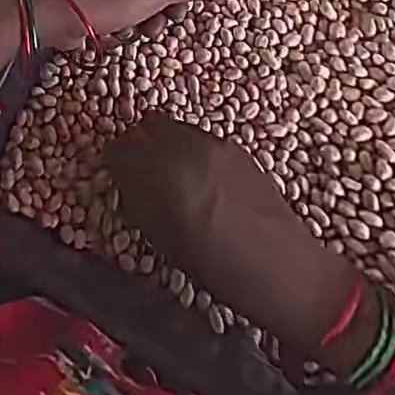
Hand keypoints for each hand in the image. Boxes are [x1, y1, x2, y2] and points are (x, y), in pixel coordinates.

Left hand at [42, 0, 209, 50]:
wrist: (61, 12)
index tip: (179, 13)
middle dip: (157, 16)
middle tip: (151, 26)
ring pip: (138, 13)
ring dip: (135, 27)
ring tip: (124, 30)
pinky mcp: (93, 7)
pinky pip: (116, 23)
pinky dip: (115, 32)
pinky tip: (107, 34)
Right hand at [105, 112, 293, 260]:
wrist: (279, 267)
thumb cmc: (212, 263)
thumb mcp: (159, 235)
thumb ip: (137, 198)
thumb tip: (128, 181)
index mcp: (156, 170)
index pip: (118, 148)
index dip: (115, 163)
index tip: (118, 175)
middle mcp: (181, 146)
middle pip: (144, 127)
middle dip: (138, 145)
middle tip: (141, 170)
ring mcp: (209, 142)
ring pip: (172, 127)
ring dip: (165, 144)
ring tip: (174, 175)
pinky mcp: (232, 146)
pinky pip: (199, 138)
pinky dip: (191, 151)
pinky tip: (202, 180)